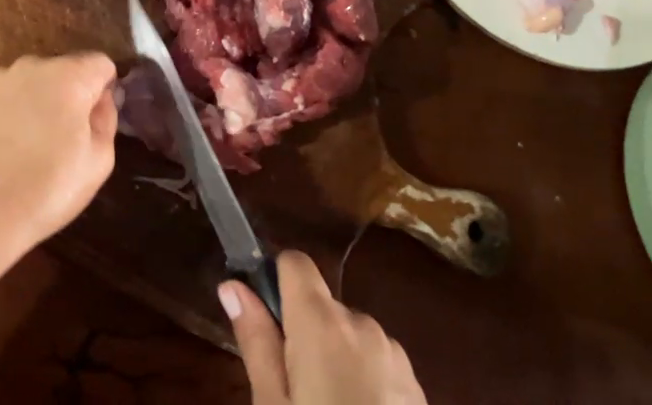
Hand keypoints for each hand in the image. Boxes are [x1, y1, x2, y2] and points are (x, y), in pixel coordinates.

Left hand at [0, 52, 118, 258]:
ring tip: (31, 142)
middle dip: (70, 94)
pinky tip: (6, 142)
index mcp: (69, 76)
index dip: (104, 89)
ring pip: (32, 80)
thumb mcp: (100, 159)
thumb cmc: (50, 187)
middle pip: (64, 69)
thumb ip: (106, 116)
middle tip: (64, 137)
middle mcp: (32, 65)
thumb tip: (100, 97)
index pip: (100, 63)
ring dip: (38, 99)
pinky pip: (5, 93)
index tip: (95, 120)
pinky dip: (10, 108)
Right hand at [222, 251, 426, 404]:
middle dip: (303, 333)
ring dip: (335, 358)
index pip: (296, 263)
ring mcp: (395, 356)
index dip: (276, 279)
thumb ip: (255, 340)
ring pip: (351, 336)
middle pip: (322, 305)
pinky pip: (379, 363)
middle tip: (290, 388)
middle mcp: (362, 325)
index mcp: (321, 322)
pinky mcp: (418, 388)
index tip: (264, 318)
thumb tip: (233, 286)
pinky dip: (363, 380)